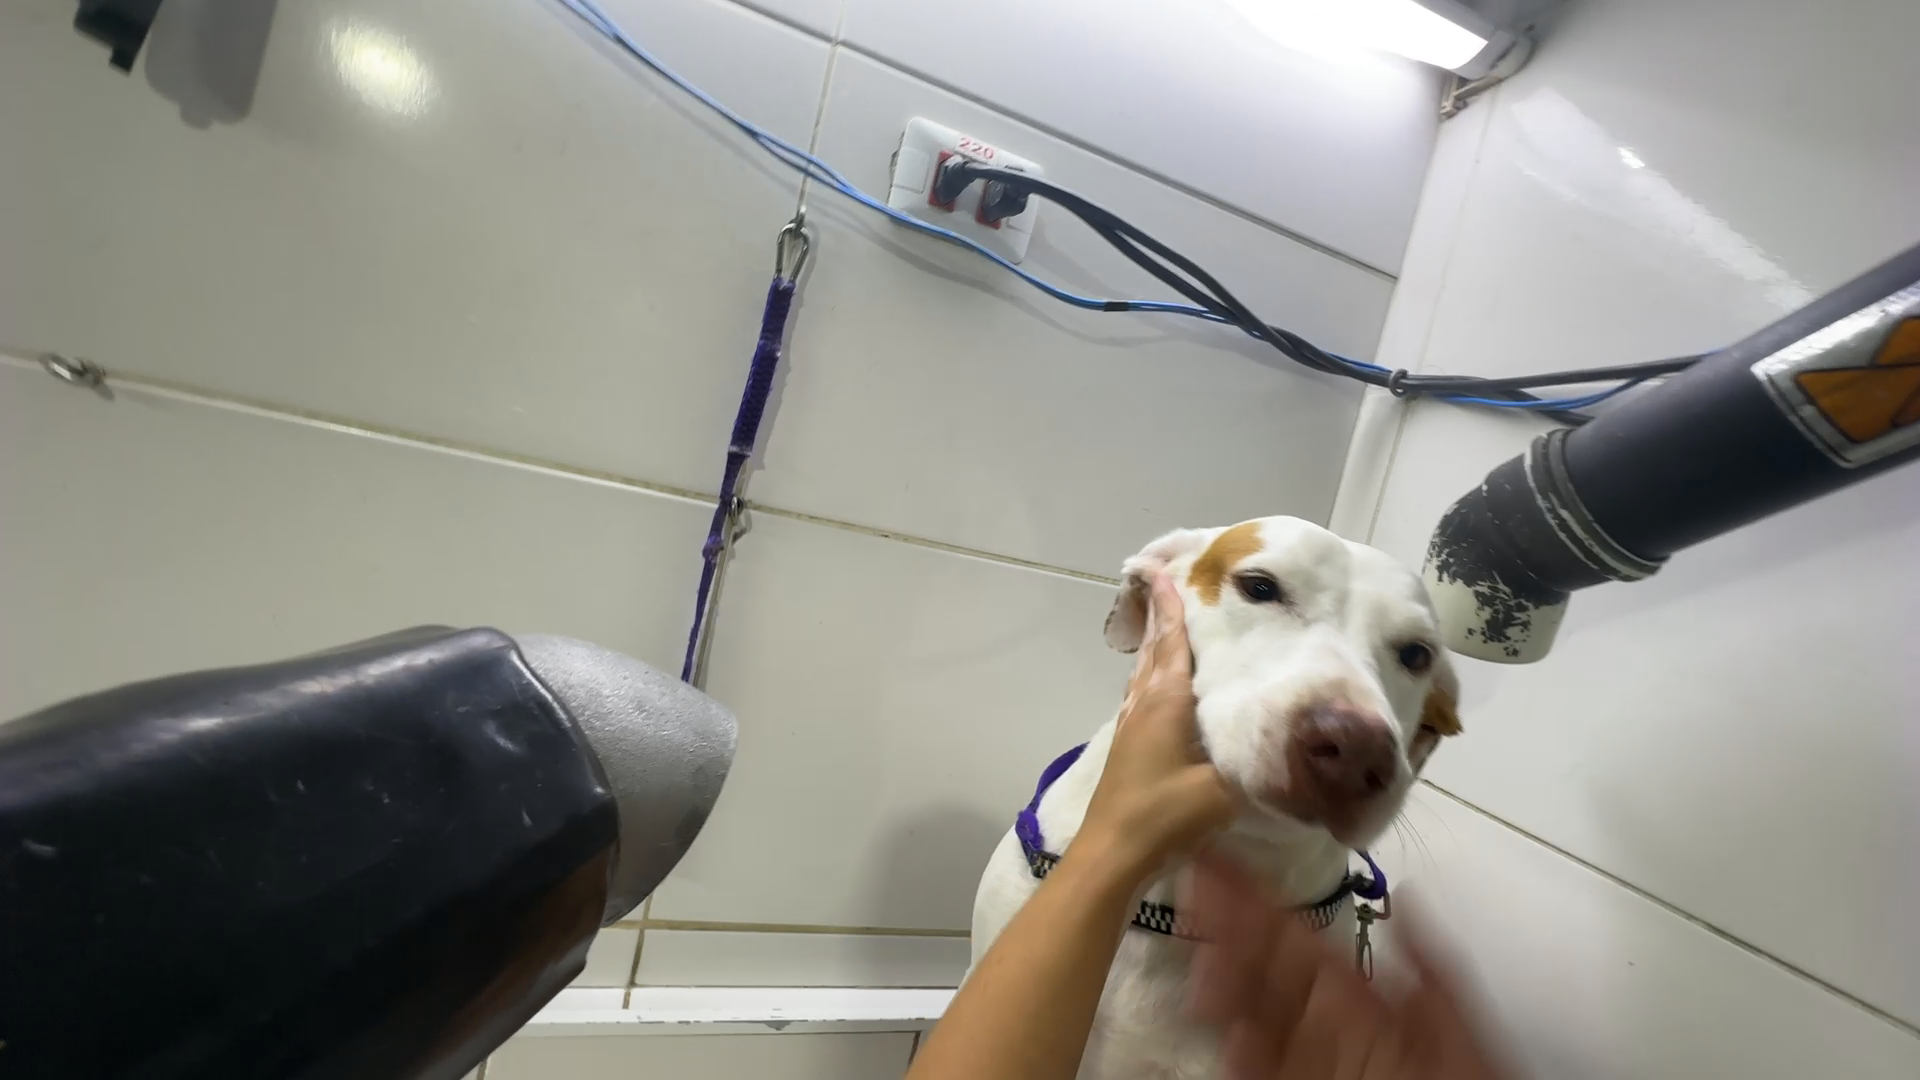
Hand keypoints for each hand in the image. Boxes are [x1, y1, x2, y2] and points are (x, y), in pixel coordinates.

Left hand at [1074, 572, 1237, 881]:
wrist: (1112, 850)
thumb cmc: (1165, 814)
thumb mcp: (1221, 791)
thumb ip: (1256, 766)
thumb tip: (1290, 748)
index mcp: (1165, 700)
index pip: (1171, 640)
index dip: (1169, 605)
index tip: (1160, 570)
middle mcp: (1144, 702)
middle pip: (1153, 647)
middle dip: (1159, 614)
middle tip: (1164, 584)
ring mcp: (1131, 722)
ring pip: (1144, 670)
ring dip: (1154, 643)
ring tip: (1165, 624)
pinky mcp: (1128, 742)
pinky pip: (1141, 692)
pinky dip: (1152, 673)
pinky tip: (1160, 685)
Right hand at [1187, 857, 1510, 1079]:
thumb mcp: (1454, 1023)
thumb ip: (1431, 963)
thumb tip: (1407, 892)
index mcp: (1350, 992)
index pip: (1290, 934)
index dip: (1253, 894)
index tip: (1219, 855)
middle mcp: (1316, 1017)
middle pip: (1259, 962)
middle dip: (1222, 918)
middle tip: (1193, 878)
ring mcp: (1299, 1054)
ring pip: (1246, 1006)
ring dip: (1220, 974)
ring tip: (1202, 947)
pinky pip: (1255, 1061)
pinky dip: (1234, 1042)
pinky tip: (1219, 1017)